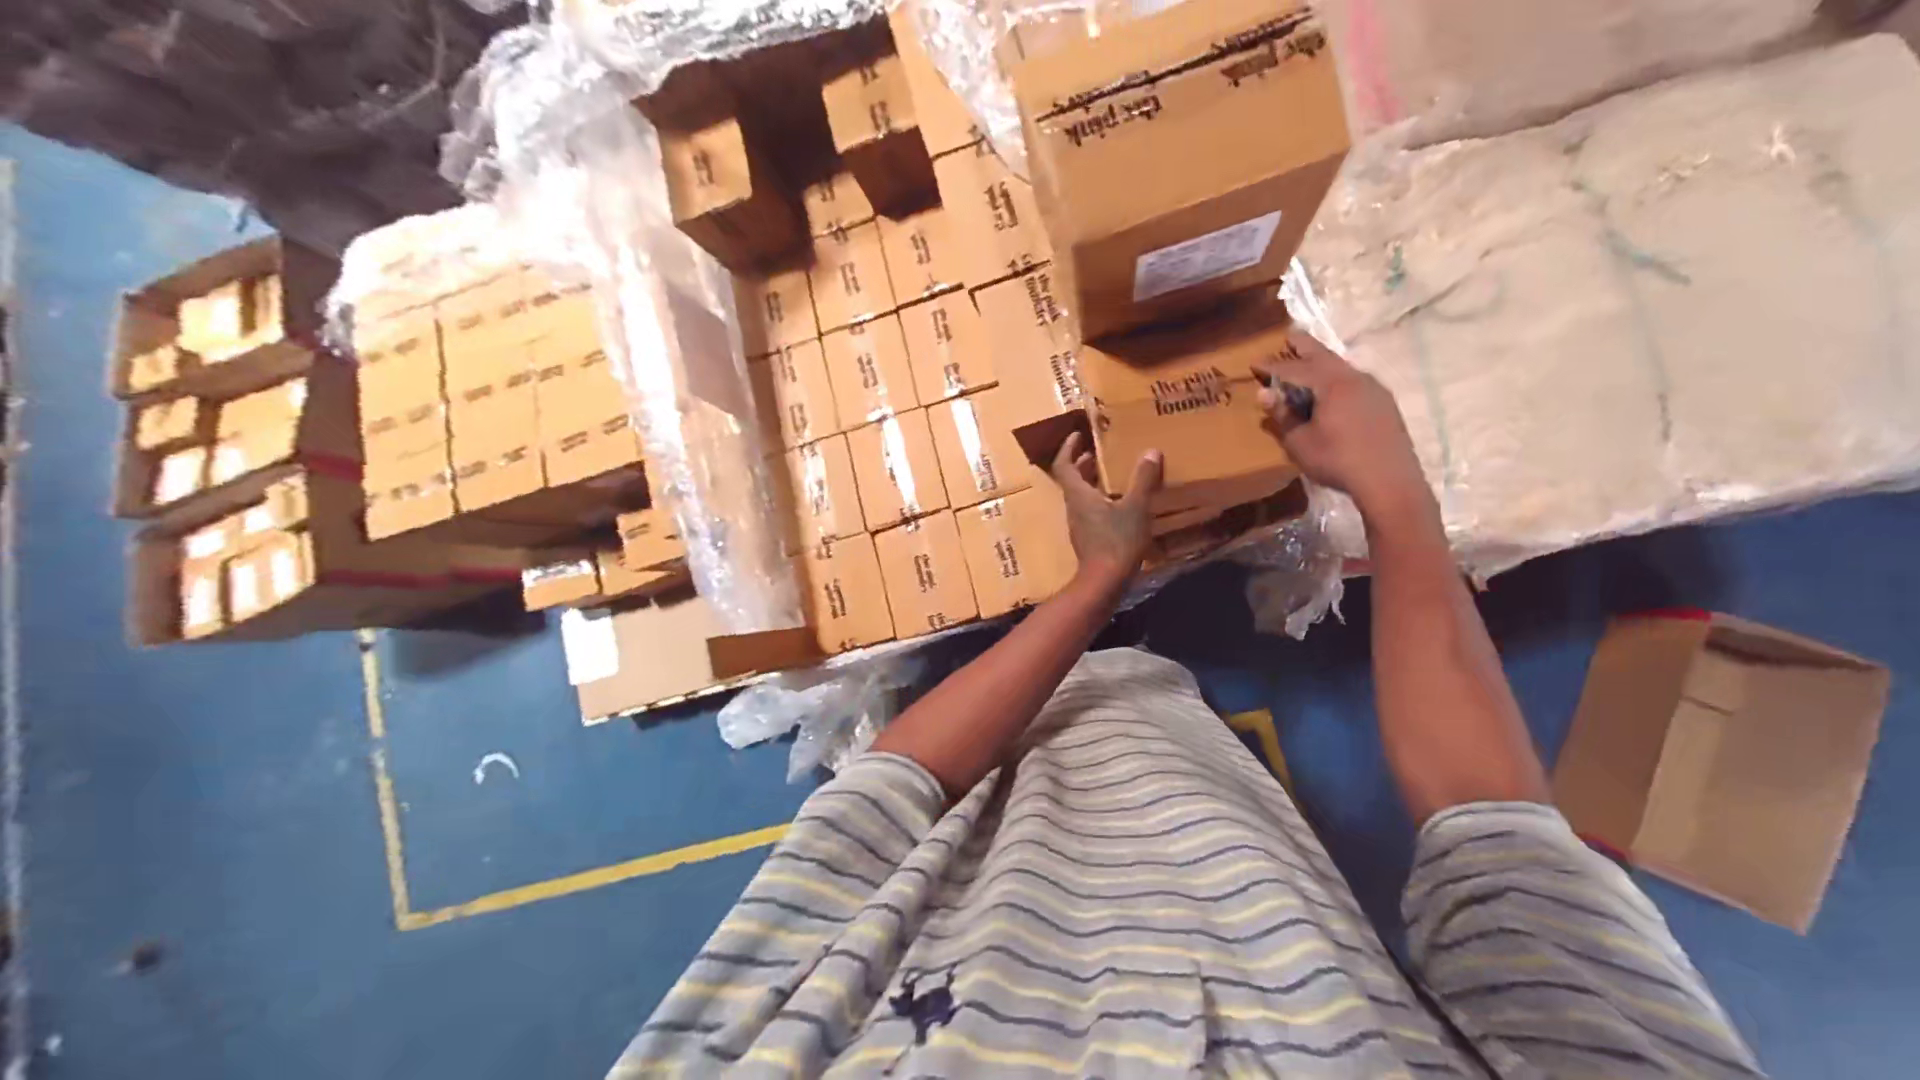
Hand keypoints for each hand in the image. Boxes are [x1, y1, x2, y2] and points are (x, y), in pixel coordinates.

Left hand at [1048, 431, 1162, 587]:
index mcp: (1079, 495)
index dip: (1068, 448)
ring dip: (1093, 482)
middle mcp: (1074, 508)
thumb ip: (1143, 480)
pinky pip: (1090, 511)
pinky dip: (1101, 500)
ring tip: (1113, 473)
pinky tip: (1120, 503)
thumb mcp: (1135, 508)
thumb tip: (1151, 452)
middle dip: (1084, 463)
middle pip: (1072, 480)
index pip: (1064, 465)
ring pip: (1081, 496)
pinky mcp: (1088, 539)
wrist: (1104, 583)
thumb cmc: (1117, 542)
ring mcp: (1079, 525)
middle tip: (1099, 451)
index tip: (1077, 434)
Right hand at [1257, 330, 1435, 531]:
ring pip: (1342, 369)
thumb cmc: (1338, 461)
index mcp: (1332, 384)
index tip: (1254, 363)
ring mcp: (1374, 390)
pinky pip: (1354, 383)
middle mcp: (1356, 378)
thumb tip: (1265, 394)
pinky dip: (1336, 380)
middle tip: (1289, 334)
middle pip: (1325, 357)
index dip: (1272, 367)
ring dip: (1322, 365)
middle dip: (1304, 347)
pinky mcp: (1384, 405)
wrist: (1390, 481)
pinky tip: (1330, 392)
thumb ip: (1283, 416)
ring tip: (1307, 364)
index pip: (1295, 369)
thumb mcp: (1300, 442)